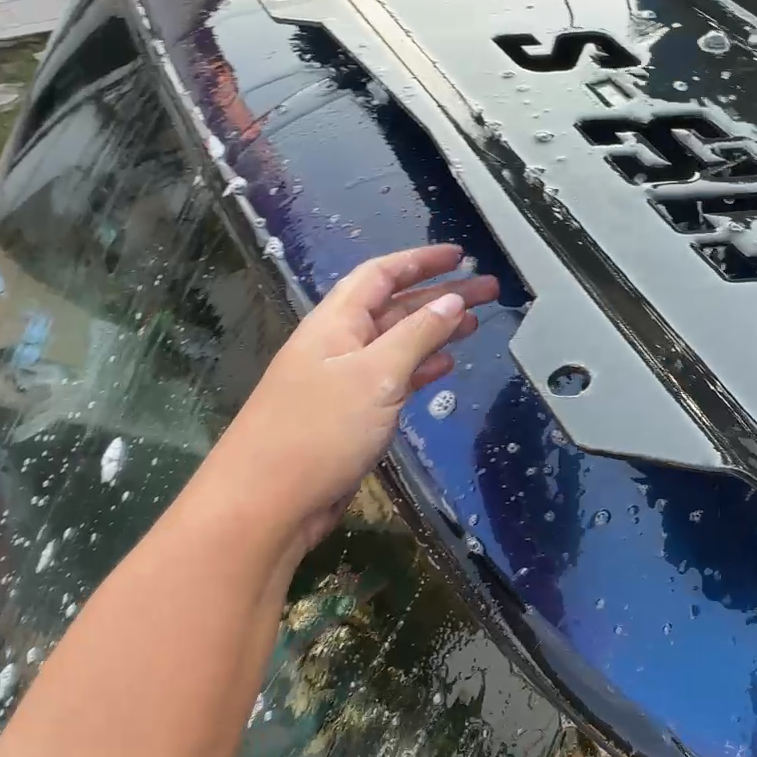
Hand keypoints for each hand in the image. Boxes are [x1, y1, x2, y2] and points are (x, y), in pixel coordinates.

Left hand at [201, 245, 498, 548]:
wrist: (269, 500)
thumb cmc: (318, 431)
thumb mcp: (375, 376)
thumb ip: (417, 336)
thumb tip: (452, 302)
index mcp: (335, 325)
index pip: (380, 276)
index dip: (420, 261)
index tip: (460, 256)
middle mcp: (339, 345)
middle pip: (394, 307)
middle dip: (440, 294)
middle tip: (487, 290)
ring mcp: (345, 379)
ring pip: (398, 342)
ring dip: (436, 330)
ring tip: (476, 323)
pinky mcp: (354, 413)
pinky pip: (395, 376)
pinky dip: (423, 366)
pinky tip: (446, 365)